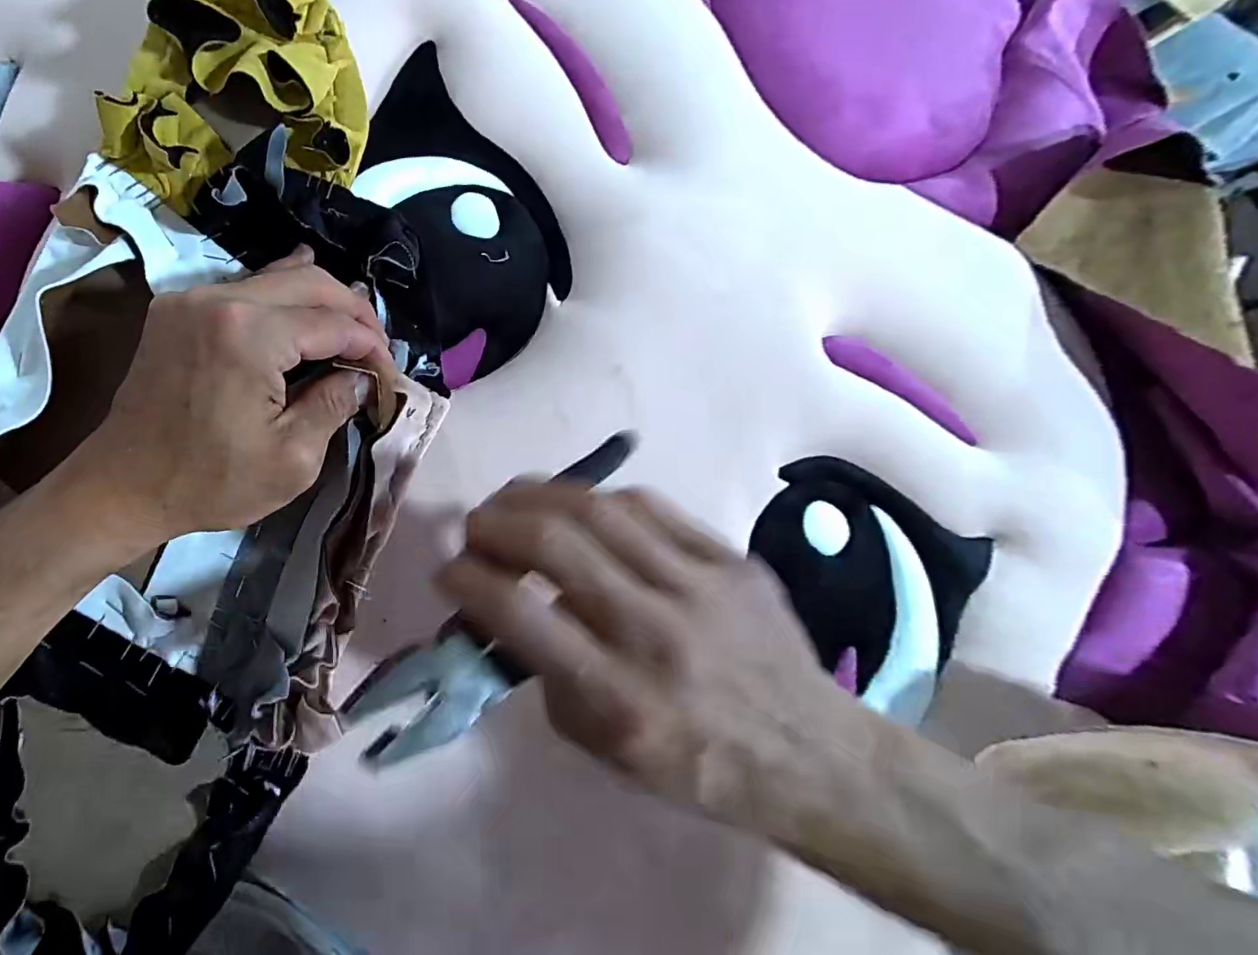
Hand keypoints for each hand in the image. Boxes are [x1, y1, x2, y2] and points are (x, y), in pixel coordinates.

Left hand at [47, 247, 396, 552]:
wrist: (122, 487)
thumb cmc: (209, 482)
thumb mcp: (291, 459)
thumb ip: (334, 405)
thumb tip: (362, 377)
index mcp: (249, 335)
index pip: (332, 324)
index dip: (370, 347)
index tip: (389, 374)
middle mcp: (218, 300)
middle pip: (309, 284)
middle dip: (353, 311)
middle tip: (377, 346)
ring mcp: (191, 299)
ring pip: (276, 279)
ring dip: (320, 299)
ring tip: (352, 326)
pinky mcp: (176, 310)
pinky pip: (243, 288)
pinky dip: (281, 295)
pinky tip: (302, 292)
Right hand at [436, 482, 871, 826]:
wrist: (809, 753)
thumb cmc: (692, 762)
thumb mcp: (599, 744)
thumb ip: (546, 673)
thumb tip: (506, 604)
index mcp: (617, 694)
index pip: (518, 612)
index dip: (467, 578)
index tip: (448, 571)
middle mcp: (654, 630)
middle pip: (554, 542)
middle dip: (494, 522)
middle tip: (474, 526)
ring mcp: (699, 586)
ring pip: (599, 508)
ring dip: (537, 495)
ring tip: (513, 500)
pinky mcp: (730, 557)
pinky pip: (649, 505)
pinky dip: (597, 498)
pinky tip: (578, 505)